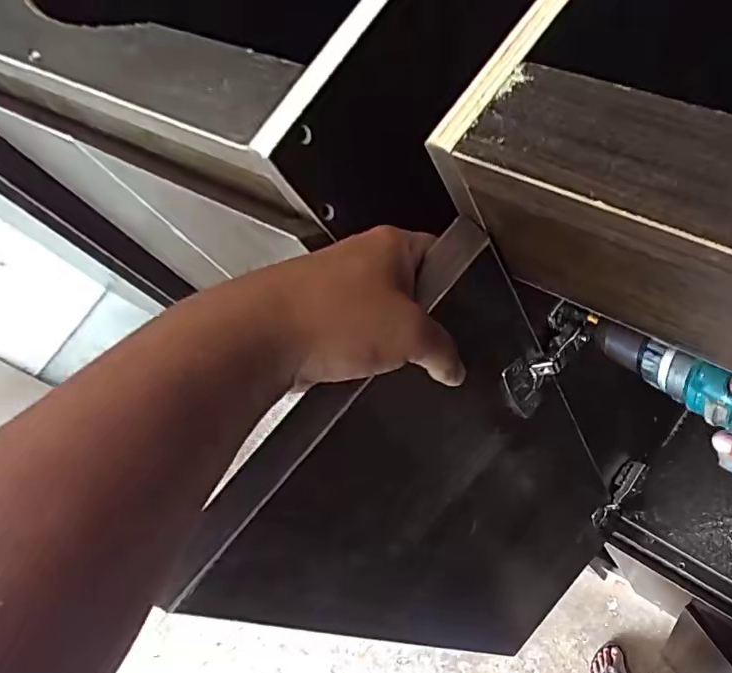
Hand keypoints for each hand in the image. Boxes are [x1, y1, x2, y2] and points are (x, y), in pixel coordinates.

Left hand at [197, 226, 465, 388]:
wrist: (260, 339)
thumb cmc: (326, 317)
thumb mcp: (413, 335)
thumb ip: (445, 351)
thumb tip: (454, 366)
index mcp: (391, 244)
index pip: (443, 253)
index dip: (462, 282)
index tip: (472, 309)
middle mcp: (362, 260)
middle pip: (416, 292)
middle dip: (427, 323)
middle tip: (435, 345)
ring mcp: (339, 289)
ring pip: (386, 319)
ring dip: (394, 343)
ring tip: (394, 359)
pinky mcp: (320, 320)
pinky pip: (359, 339)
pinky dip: (366, 355)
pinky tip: (365, 368)